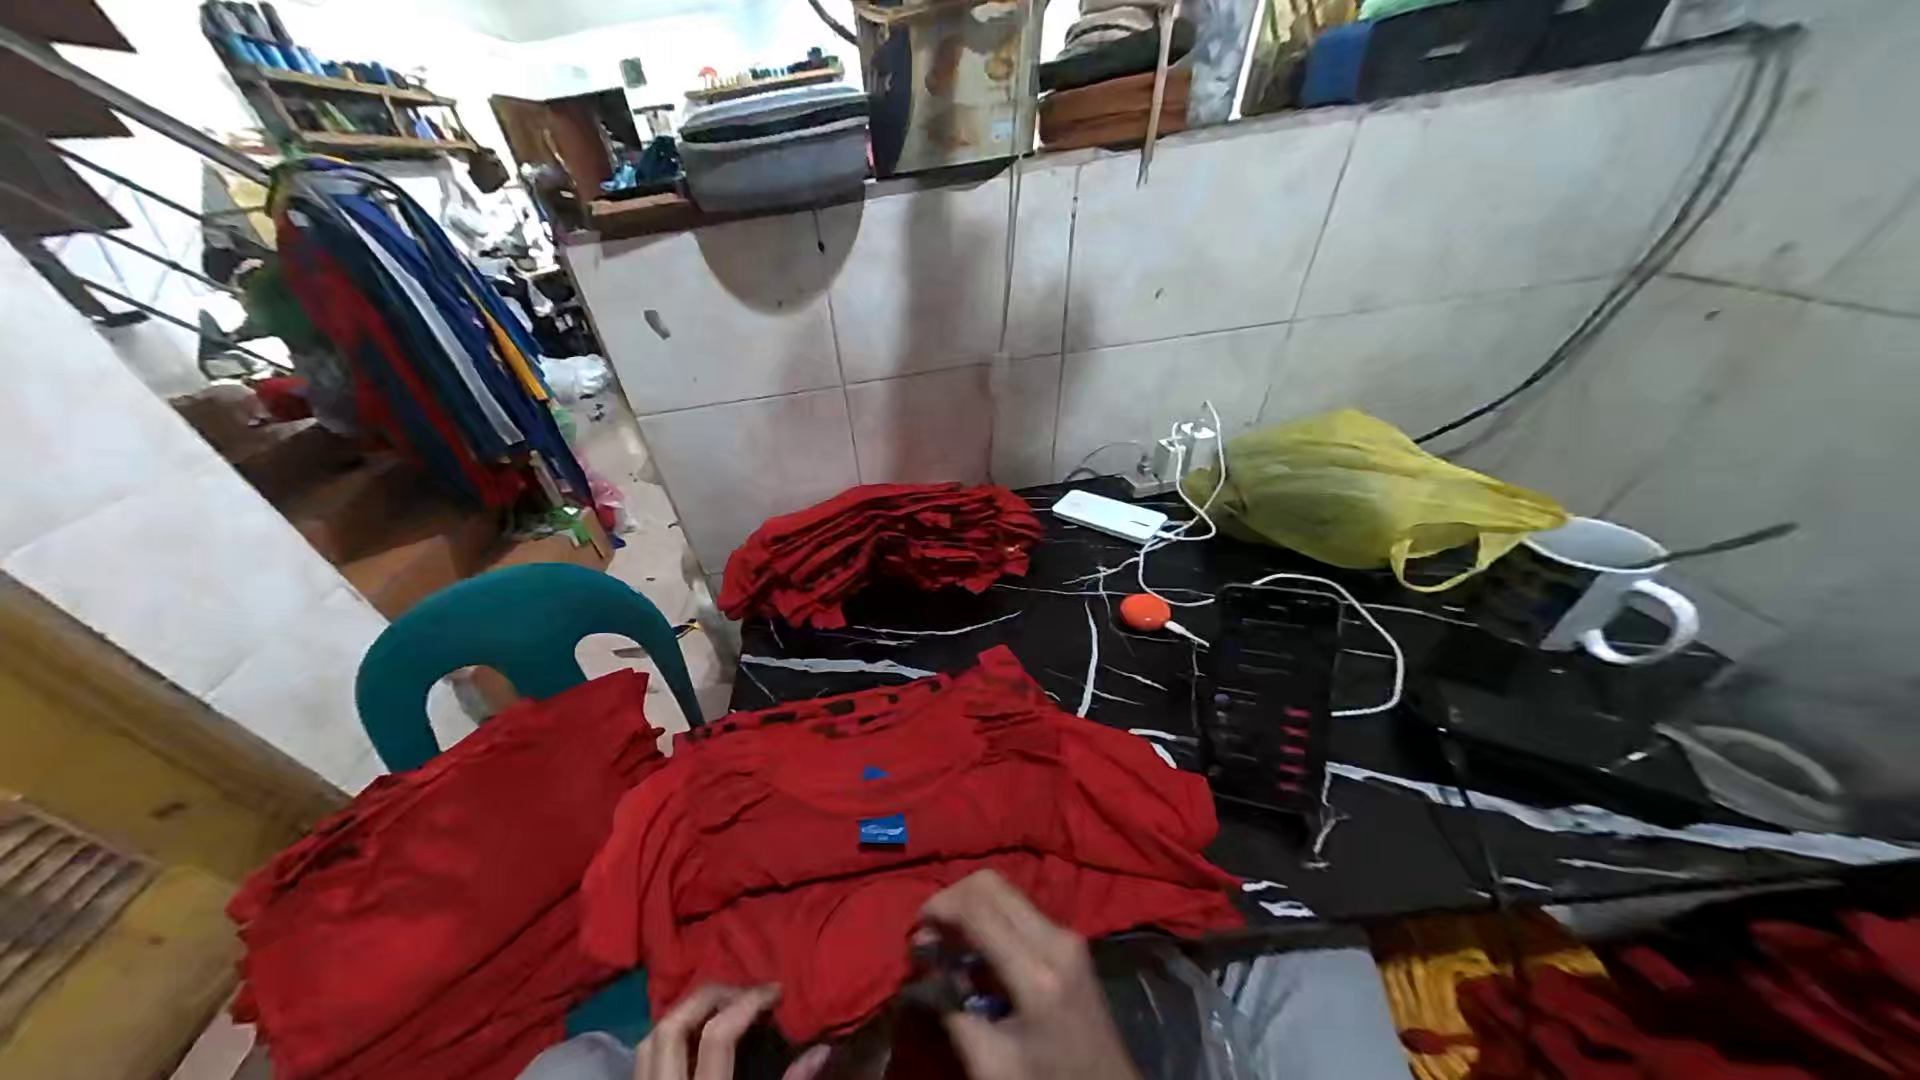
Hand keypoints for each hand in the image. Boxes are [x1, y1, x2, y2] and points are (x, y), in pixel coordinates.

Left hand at [634, 985, 828, 1079]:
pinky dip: (668, 1035)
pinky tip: (693, 1038)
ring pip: (650, 1037)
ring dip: (685, 1012)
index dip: (748, 1003)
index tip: (776, 992)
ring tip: (720, 1008)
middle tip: (745, 993)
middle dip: (711, 996)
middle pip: (672, 1025)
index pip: (716, 1035)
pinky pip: (642, 1058)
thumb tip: (821, 1049)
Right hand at [920, 871, 1143, 1079]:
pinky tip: (974, 946)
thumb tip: (925, 971)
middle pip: (992, 884)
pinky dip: (989, 915)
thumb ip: (953, 1014)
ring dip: (970, 905)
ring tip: (946, 940)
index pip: (979, 910)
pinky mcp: (1069, 938)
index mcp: (1037, 975)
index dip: (940, 907)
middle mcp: (1056, 939)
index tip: (916, 928)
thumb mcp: (991, 1067)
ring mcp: (1067, 934)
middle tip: (929, 931)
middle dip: (952, 898)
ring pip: (1005, 890)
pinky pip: (1018, 907)